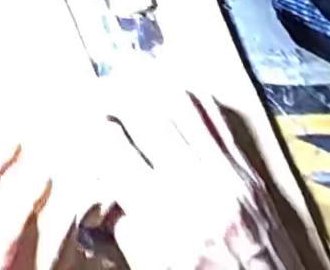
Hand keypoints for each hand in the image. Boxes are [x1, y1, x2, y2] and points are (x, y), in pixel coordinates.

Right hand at [92, 90, 303, 269]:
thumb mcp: (148, 264)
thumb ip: (117, 214)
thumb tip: (95, 174)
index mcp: (163, 216)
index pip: (111, 143)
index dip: (89, 124)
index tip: (81, 120)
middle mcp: (194, 187)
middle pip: (140, 110)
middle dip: (110, 93)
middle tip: (96, 90)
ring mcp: (225, 174)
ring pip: (177, 100)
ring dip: (145, 82)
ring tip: (127, 78)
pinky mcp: (248, 171)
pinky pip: (214, 114)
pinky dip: (185, 92)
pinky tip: (167, 86)